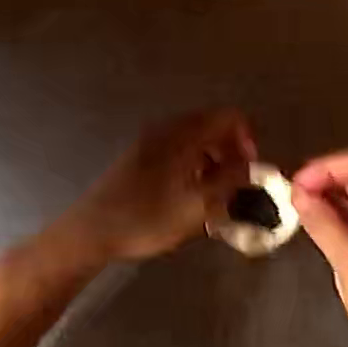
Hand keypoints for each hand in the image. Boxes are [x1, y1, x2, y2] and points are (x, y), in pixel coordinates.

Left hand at [54, 109, 256, 261]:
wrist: (92, 230)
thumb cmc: (146, 219)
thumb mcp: (197, 206)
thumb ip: (230, 182)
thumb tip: (254, 168)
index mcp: (181, 135)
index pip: (228, 116)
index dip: (247, 140)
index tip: (250, 172)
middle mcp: (164, 130)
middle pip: (211, 126)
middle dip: (231, 153)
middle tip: (236, 186)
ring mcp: (147, 142)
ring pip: (192, 141)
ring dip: (211, 162)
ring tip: (215, 196)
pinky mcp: (137, 157)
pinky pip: (174, 151)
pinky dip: (191, 167)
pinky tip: (188, 196)